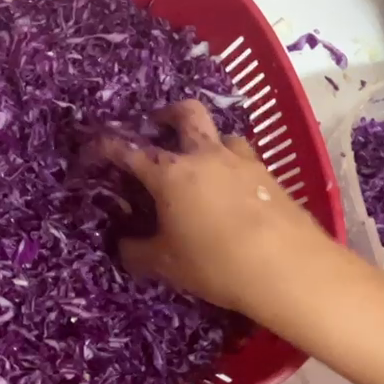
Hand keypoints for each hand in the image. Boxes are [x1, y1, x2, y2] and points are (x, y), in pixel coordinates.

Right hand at [93, 100, 336, 317]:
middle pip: (186, 113)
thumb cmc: (216, 263)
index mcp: (170, 173)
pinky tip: (231, 195)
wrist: (291, 270)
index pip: (128, 150)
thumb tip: (124, 245)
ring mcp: (242, 163)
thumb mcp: (165, 265)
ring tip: (200, 166)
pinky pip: (244, 161)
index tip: (92, 149)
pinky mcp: (271, 178)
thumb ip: (137, 252)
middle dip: (167, 114)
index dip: (105, 147)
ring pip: (221, 135)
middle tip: (157, 127)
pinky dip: (230, 169)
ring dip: (206, 143)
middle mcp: (205, 156)